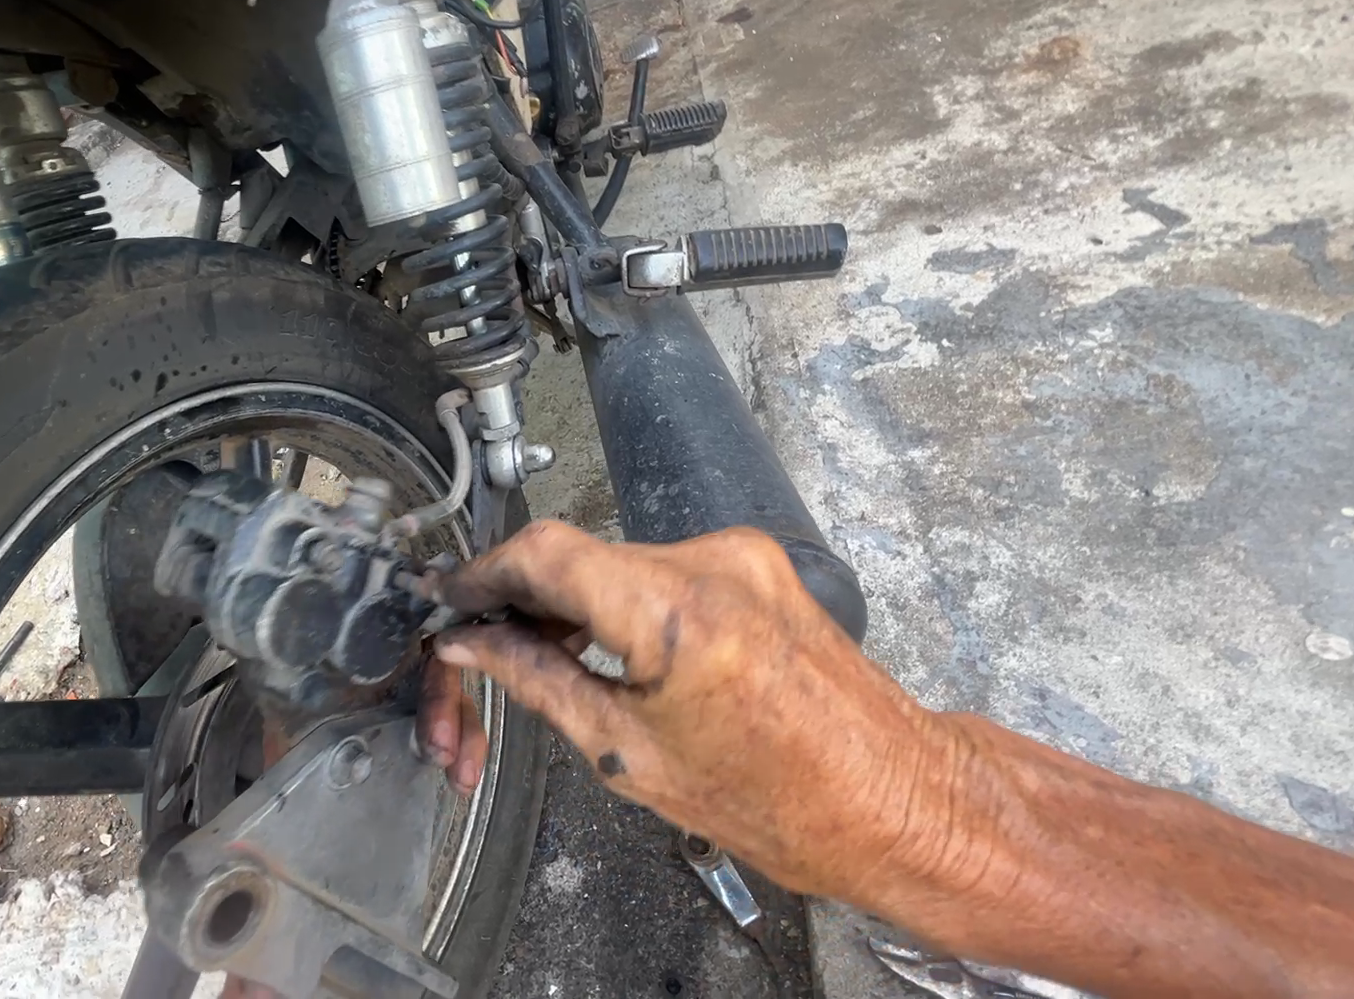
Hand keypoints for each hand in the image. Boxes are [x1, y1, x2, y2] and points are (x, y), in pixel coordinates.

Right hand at [427, 520, 953, 899]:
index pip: (546, 552)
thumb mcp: (627, 751)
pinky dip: (612, 595)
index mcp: (676, 613)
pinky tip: (594, 636)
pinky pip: (654, 565)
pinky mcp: (751, 560)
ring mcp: (736, 552)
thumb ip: (536, 679)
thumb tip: (471, 646)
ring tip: (534, 646)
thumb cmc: (774, 802)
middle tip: (480, 635)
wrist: (900, 802)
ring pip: (612, 557)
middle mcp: (709, 560)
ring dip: (566, 596)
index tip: (453, 597)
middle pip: (576, 552)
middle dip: (520, 592)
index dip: (485, 571)